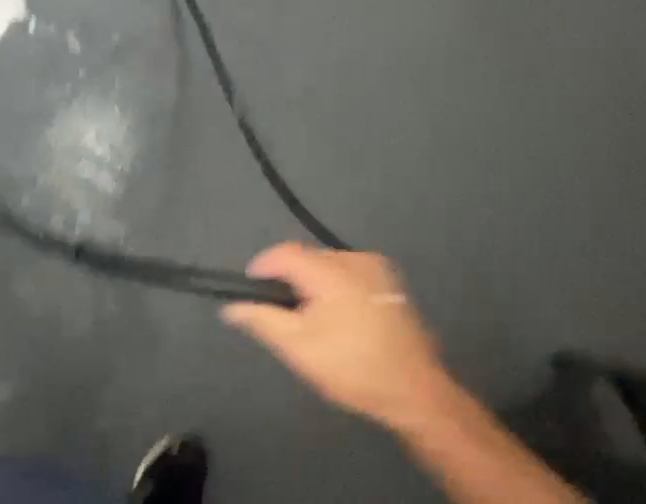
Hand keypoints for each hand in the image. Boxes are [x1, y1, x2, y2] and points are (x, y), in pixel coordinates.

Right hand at [221, 244, 459, 432]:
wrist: (416, 392)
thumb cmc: (352, 368)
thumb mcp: (298, 348)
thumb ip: (261, 320)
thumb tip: (230, 307)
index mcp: (330, 270)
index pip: (283, 253)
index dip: (262, 268)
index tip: (252, 292)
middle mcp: (353, 259)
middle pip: (306, 258)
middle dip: (290, 280)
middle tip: (283, 314)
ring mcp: (376, 270)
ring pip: (329, 266)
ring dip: (313, 283)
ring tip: (311, 318)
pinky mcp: (391, 284)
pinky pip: (349, 274)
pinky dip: (336, 288)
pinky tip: (340, 318)